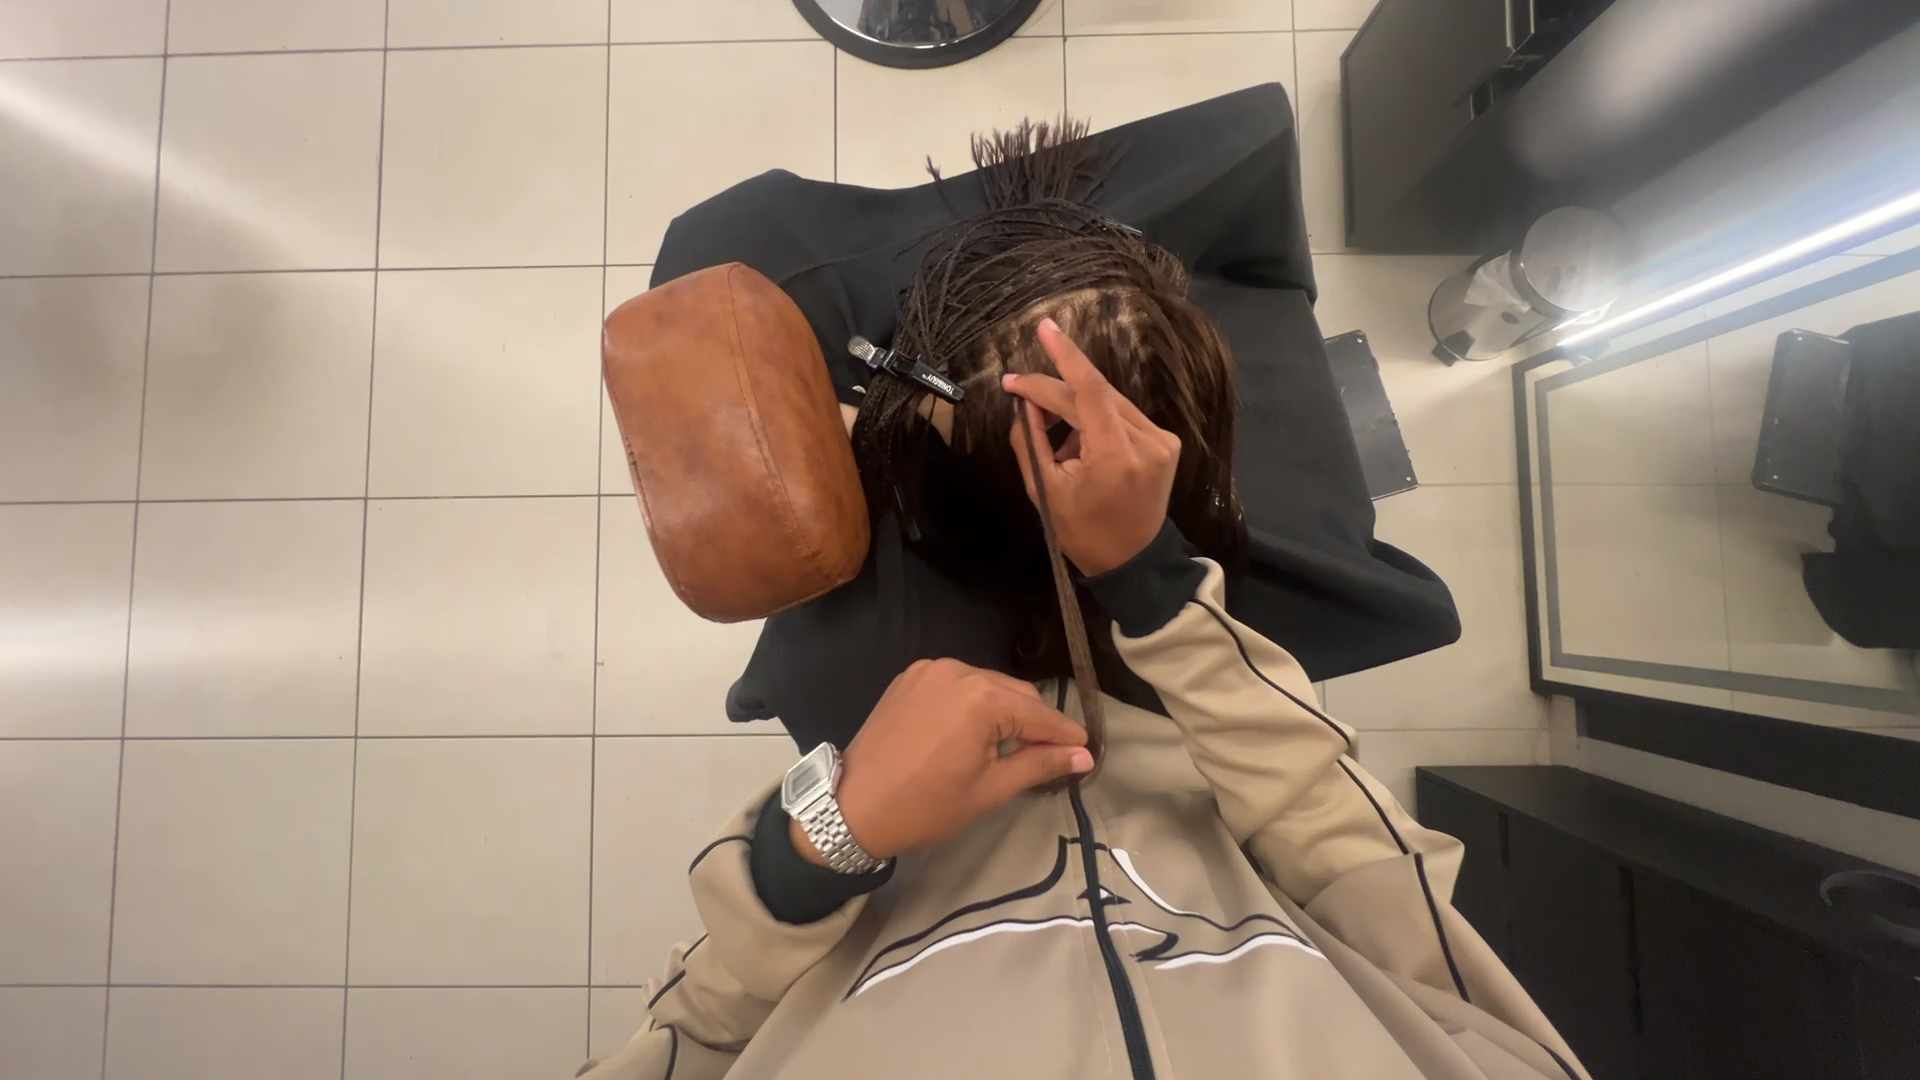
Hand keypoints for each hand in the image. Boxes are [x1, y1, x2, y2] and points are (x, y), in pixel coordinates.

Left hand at [790, 658, 1092, 864]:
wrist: (853, 806)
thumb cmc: (926, 805)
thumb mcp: (990, 790)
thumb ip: (1040, 765)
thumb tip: (1084, 756)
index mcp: (983, 698)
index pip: (1040, 713)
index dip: (1065, 735)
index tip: (1087, 751)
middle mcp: (959, 670)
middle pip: (1015, 693)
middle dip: (1034, 722)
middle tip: (1050, 755)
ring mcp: (931, 669)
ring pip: (986, 685)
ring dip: (1003, 710)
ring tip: (1009, 746)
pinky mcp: (910, 675)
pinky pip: (956, 683)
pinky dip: (970, 702)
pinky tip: (970, 730)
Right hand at [1002, 318, 1180, 576]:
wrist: (1132, 560)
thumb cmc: (1081, 532)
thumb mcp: (1044, 489)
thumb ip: (1031, 438)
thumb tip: (1025, 400)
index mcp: (1115, 455)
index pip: (1089, 390)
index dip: (1064, 357)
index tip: (1043, 328)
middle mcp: (1146, 440)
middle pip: (1097, 393)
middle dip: (1055, 388)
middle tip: (1019, 390)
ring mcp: (1162, 440)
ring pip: (1109, 401)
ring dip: (1075, 408)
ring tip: (1057, 443)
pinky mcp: (1167, 442)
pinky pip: (1122, 416)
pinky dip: (1095, 421)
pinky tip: (1081, 446)